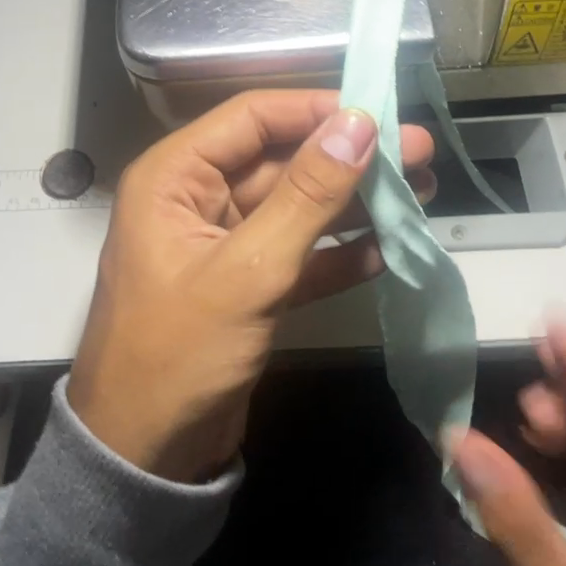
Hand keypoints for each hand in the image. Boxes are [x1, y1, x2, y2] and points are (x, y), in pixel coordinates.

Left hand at [69, 90, 433, 482]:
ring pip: (295, 207)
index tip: (382, 111)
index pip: (253, 118)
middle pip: (281, 160)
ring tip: (421, 194)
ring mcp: (222, 244)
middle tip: (422, 154)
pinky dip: (337, 252)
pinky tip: (386, 250)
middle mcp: (197, 198)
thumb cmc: (180, 353)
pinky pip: (297, 255)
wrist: (144, 456)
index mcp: (175, 177)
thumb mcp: (247, 270)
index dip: (317, 109)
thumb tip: (359, 123)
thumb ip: (306, 195)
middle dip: (348, 158)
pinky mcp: (245, 286)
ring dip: (353, 203)